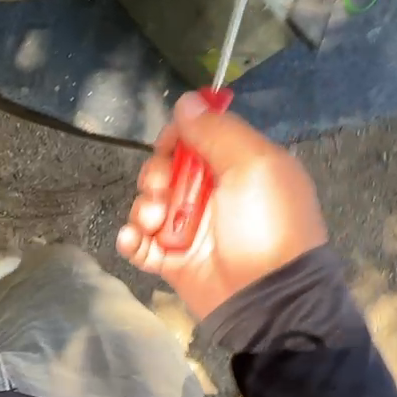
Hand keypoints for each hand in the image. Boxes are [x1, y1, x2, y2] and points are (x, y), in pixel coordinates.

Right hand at [117, 92, 328, 319]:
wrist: (264, 295)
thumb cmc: (265, 225)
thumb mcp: (252, 164)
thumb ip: (217, 131)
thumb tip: (186, 101)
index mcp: (235, 166)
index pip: (194, 139)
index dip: (176, 139)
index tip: (171, 148)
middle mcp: (209, 194)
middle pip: (164, 171)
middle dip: (154, 177)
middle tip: (162, 193)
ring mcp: (188, 230)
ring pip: (147, 207)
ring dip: (143, 210)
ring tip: (154, 225)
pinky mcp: (171, 261)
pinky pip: (139, 244)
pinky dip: (131, 240)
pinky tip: (134, 241)